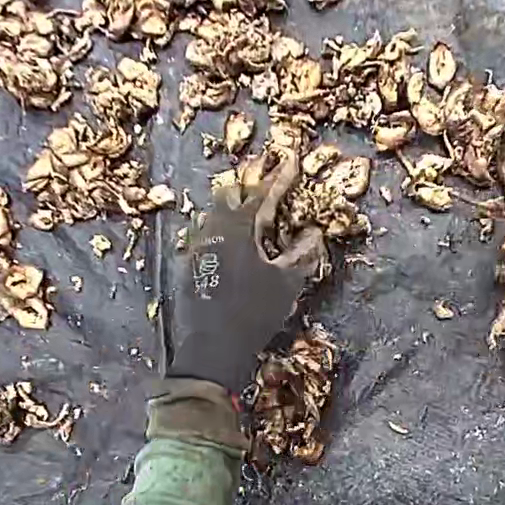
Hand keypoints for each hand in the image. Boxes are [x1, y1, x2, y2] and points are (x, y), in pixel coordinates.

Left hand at [167, 152, 324, 392]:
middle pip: (231, 195)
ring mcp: (198, 246)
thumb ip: (301, 253)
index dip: (281, 178)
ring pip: (215, 214)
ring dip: (234, 209)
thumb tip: (314, 232)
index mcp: (239, 227)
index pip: (263, 194)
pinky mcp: (190, 264)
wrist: (213, 345)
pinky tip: (233, 242)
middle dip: (251, 187)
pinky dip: (224, 230)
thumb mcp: (285, 282)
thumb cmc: (254, 311)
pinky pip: (208, 235)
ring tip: (253, 212)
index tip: (292, 159)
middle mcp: (214, 230)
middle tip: (270, 186)